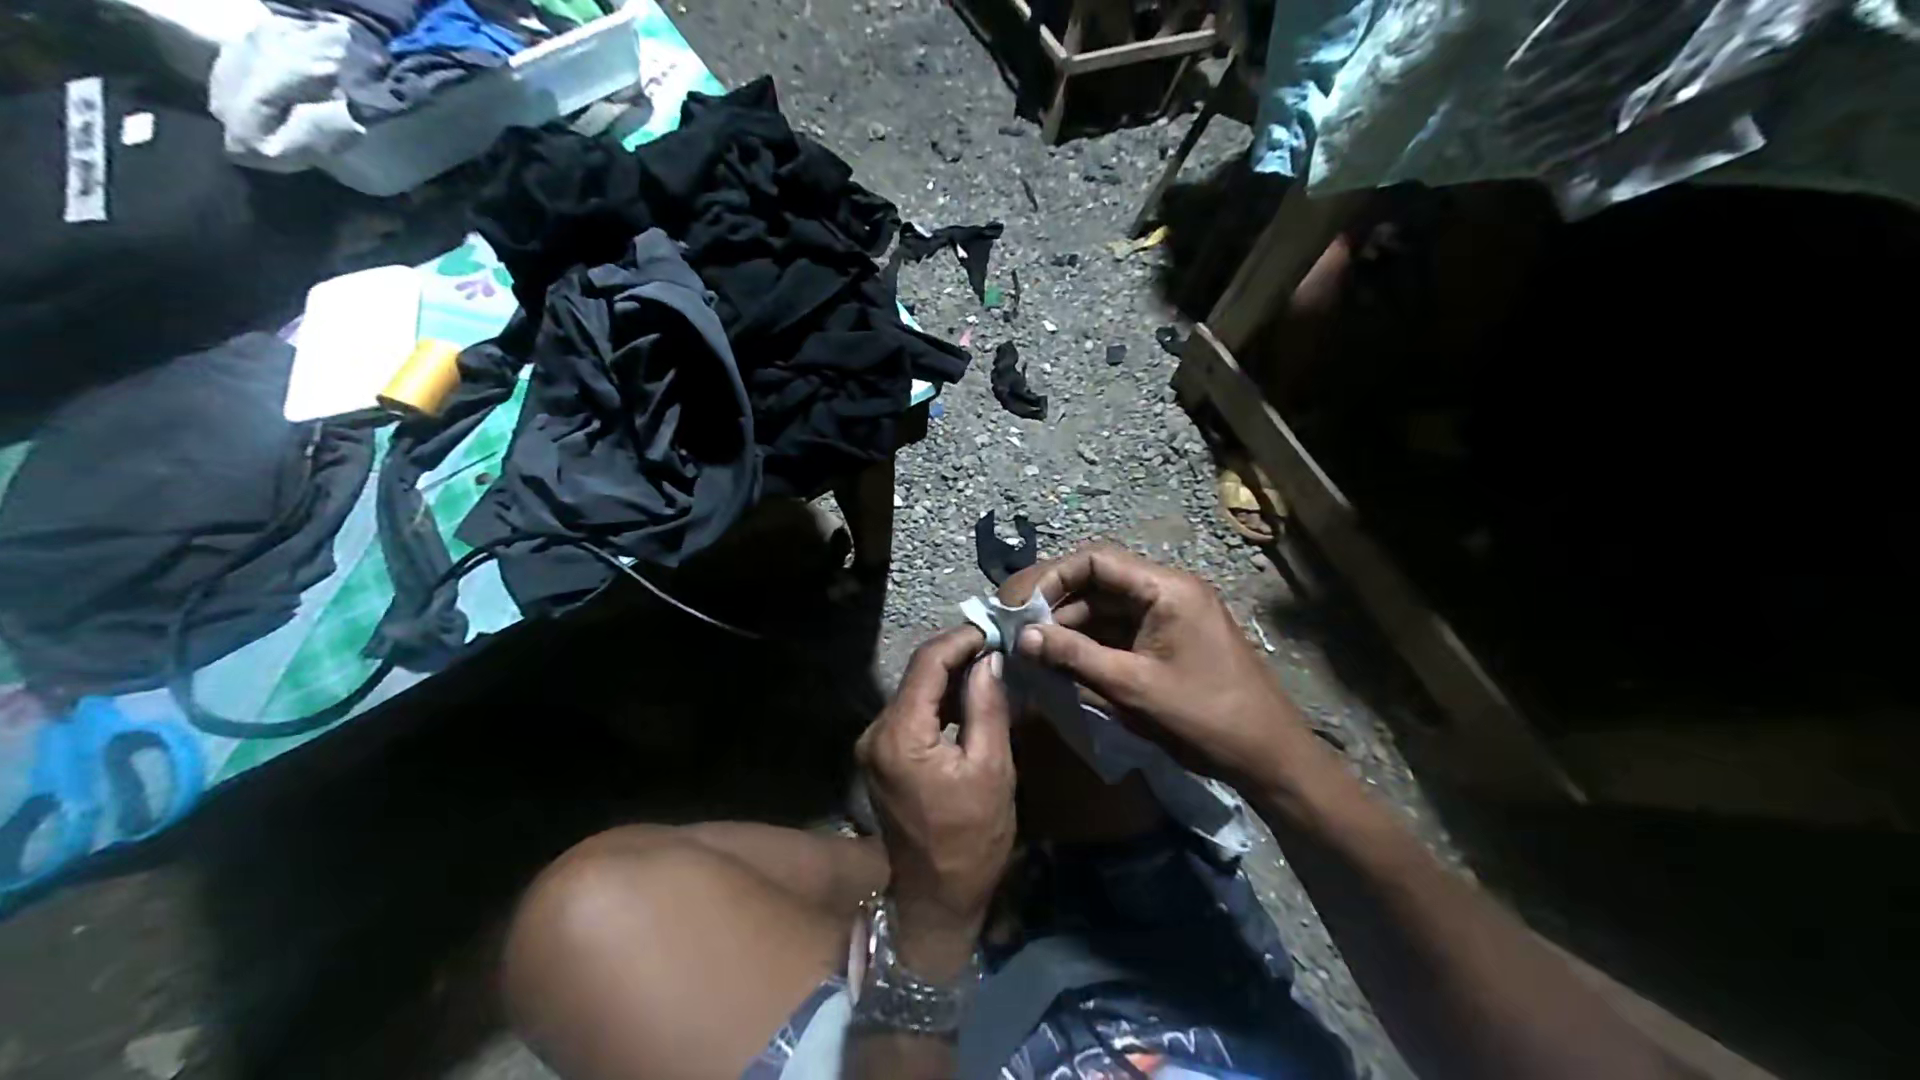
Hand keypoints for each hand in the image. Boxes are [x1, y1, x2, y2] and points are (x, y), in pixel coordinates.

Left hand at [856, 626, 1014, 977]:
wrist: (936, 898)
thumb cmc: (971, 838)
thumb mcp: (991, 769)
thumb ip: (987, 707)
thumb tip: (988, 660)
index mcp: (900, 734)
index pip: (927, 664)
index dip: (960, 640)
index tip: (992, 631)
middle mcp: (876, 732)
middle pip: (916, 676)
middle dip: (956, 657)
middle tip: (996, 647)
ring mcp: (874, 746)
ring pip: (913, 693)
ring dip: (948, 679)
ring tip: (989, 668)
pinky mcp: (880, 757)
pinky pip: (910, 715)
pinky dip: (938, 703)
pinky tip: (967, 700)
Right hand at [1000, 545, 1316, 792]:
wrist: (1267, 756)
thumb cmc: (1205, 717)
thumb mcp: (1133, 686)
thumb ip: (1074, 655)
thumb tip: (1021, 636)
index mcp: (1166, 588)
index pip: (1096, 560)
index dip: (1051, 577)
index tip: (1018, 606)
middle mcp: (1165, 591)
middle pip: (1097, 581)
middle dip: (1053, 602)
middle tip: (1013, 626)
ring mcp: (1166, 615)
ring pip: (1102, 607)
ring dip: (1066, 624)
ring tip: (1028, 647)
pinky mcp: (1164, 640)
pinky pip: (1116, 630)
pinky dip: (1086, 643)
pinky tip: (1057, 659)